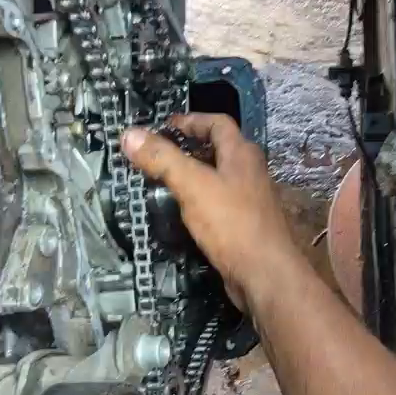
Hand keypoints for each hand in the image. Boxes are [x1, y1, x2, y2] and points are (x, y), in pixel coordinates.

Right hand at [122, 115, 305, 313]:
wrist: (265, 274)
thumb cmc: (232, 223)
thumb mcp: (192, 185)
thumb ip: (162, 159)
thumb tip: (130, 134)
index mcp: (242, 154)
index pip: (218, 123)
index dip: (191, 120)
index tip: (166, 126)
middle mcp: (250, 172)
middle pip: (220, 150)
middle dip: (191, 148)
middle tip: (161, 155)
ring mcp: (251, 199)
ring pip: (220, 178)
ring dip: (195, 175)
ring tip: (166, 182)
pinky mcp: (247, 224)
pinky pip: (221, 203)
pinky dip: (202, 201)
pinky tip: (185, 214)